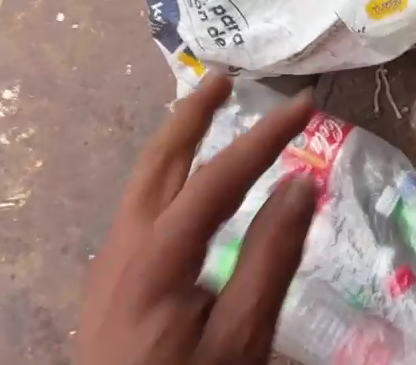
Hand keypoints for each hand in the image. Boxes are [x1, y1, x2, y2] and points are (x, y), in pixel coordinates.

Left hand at [76, 74, 316, 364]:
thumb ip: (270, 257)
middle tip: (228, 76)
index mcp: (154, 260)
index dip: (265, 135)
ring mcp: (109, 269)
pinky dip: (169, 172)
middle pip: (158, 161)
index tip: (306, 102)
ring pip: (143, 182)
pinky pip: (141, 207)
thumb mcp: (241, 340)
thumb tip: (302, 181)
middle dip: (193, 113)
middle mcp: (122, 250)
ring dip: (178, 138)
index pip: (217, 176)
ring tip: (210, 109)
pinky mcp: (110, 288)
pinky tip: (190, 180)